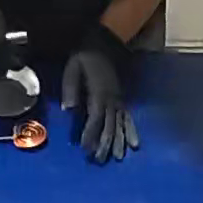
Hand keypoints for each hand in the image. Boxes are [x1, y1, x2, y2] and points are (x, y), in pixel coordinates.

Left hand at [61, 25, 139, 163]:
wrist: (104, 41)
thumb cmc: (84, 56)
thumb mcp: (73, 68)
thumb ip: (70, 89)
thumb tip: (68, 109)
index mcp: (98, 93)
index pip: (95, 119)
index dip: (90, 134)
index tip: (85, 149)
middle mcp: (111, 100)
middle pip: (109, 126)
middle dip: (104, 144)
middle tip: (99, 160)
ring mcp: (118, 101)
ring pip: (119, 125)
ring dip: (118, 142)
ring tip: (117, 157)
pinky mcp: (121, 100)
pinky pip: (128, 119)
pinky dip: (131, 132)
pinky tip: (134, 145)